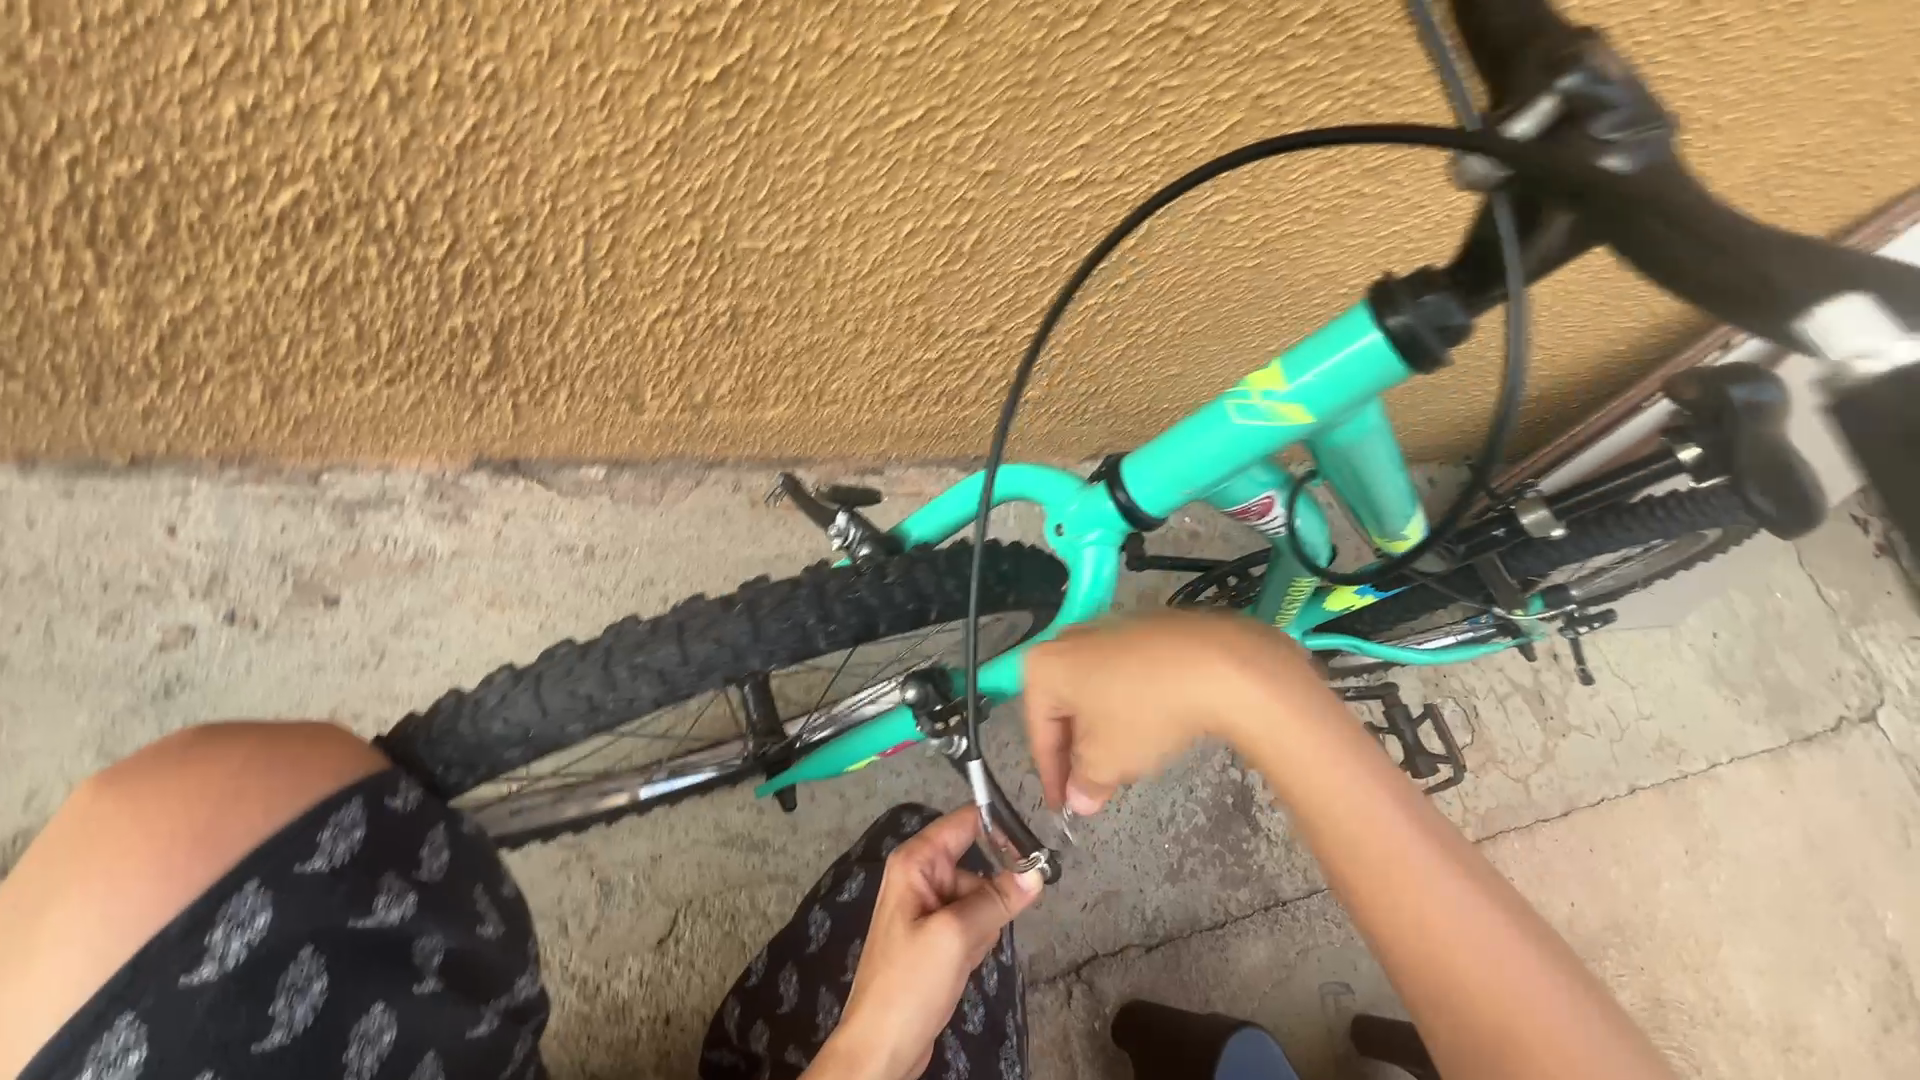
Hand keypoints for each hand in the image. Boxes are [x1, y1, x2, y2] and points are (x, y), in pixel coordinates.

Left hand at [811, 808, 1044, 1079]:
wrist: (881, 1047)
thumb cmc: (909, 983)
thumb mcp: (957, 935)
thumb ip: (998, 899)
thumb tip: (1037, 871)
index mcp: (916, 862)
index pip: (964, 822)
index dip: (999, 828)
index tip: (1035, 848)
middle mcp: (920, 876)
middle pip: (976, 863)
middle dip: (990, 893)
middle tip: (987, 922)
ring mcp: (927, 908)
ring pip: (979, 897)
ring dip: (984, 923)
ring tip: (966, 952)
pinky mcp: (936, 937)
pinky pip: (972, 923)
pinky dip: (977, 940)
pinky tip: (964, 964)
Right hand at [1021, 611, 1321, 813]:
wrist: (1217, 665)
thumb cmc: (1144, 712)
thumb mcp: (1107, 760)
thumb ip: (1085, 783)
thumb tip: (1080, 799)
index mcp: (1045, 666)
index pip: (1038, 731)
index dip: (1050, 776)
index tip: (1062, 806)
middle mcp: (1068, 640)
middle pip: (1065, 708)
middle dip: (1079, 752)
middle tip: (1094, 788)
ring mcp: (1109, 630)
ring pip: (1096, 692)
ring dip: (1105, 730)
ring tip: (1127, 762)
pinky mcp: (1146, 629)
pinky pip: (1125, 675)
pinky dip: (1130, 705)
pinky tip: (1153, 728)